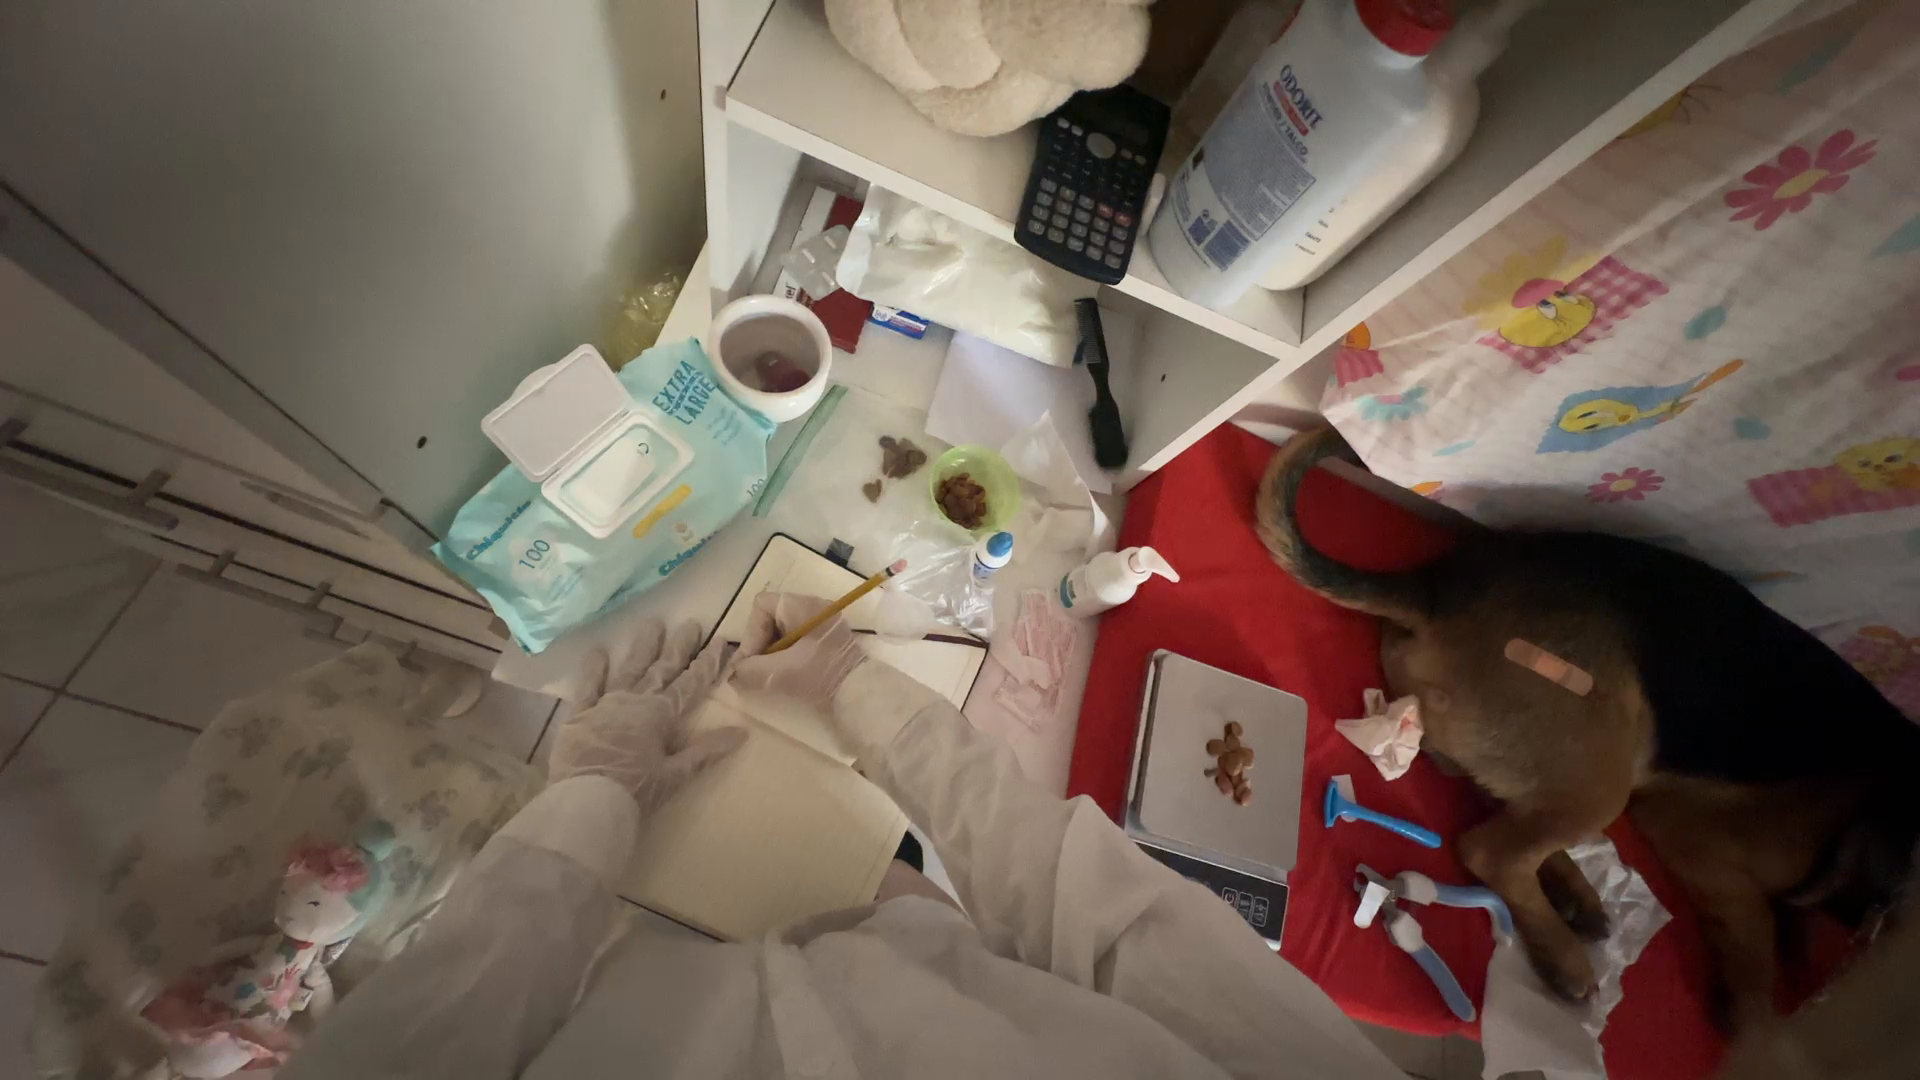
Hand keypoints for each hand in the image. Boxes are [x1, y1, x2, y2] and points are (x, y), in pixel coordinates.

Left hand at [548, 619, 746, 813]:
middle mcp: (635, 701)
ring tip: (653, 622)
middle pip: (663, 668)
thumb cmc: (634, 791)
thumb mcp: (675, 774)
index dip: (708, 662)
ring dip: (644, 646)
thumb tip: (743, 732)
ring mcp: (605, 705)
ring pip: (629, 669)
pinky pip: (587, 687)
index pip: (691, 683)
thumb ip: (706, 751)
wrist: (583, 804)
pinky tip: (598, 650)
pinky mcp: (579, 715)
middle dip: (680, 646)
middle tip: (692, 623)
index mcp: (660, 714)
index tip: (720, 641)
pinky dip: (593, 669)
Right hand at [728, 593, 868, 707]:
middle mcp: (814, 606)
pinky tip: (787, 672)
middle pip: (771, 617)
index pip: (762, 606)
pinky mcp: (827, 637)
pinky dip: (787, 653)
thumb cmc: (819, 674)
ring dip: (772, 650)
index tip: (753, 658)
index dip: (751, 632)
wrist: (858, 691)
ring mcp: (823, 621)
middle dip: (761, 643)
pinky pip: (798, 638)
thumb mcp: (778, 672)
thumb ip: (748, 670)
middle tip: (759, 667)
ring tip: (772, 672)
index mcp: (803, 605)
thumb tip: (732, 673)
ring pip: (783, 629)